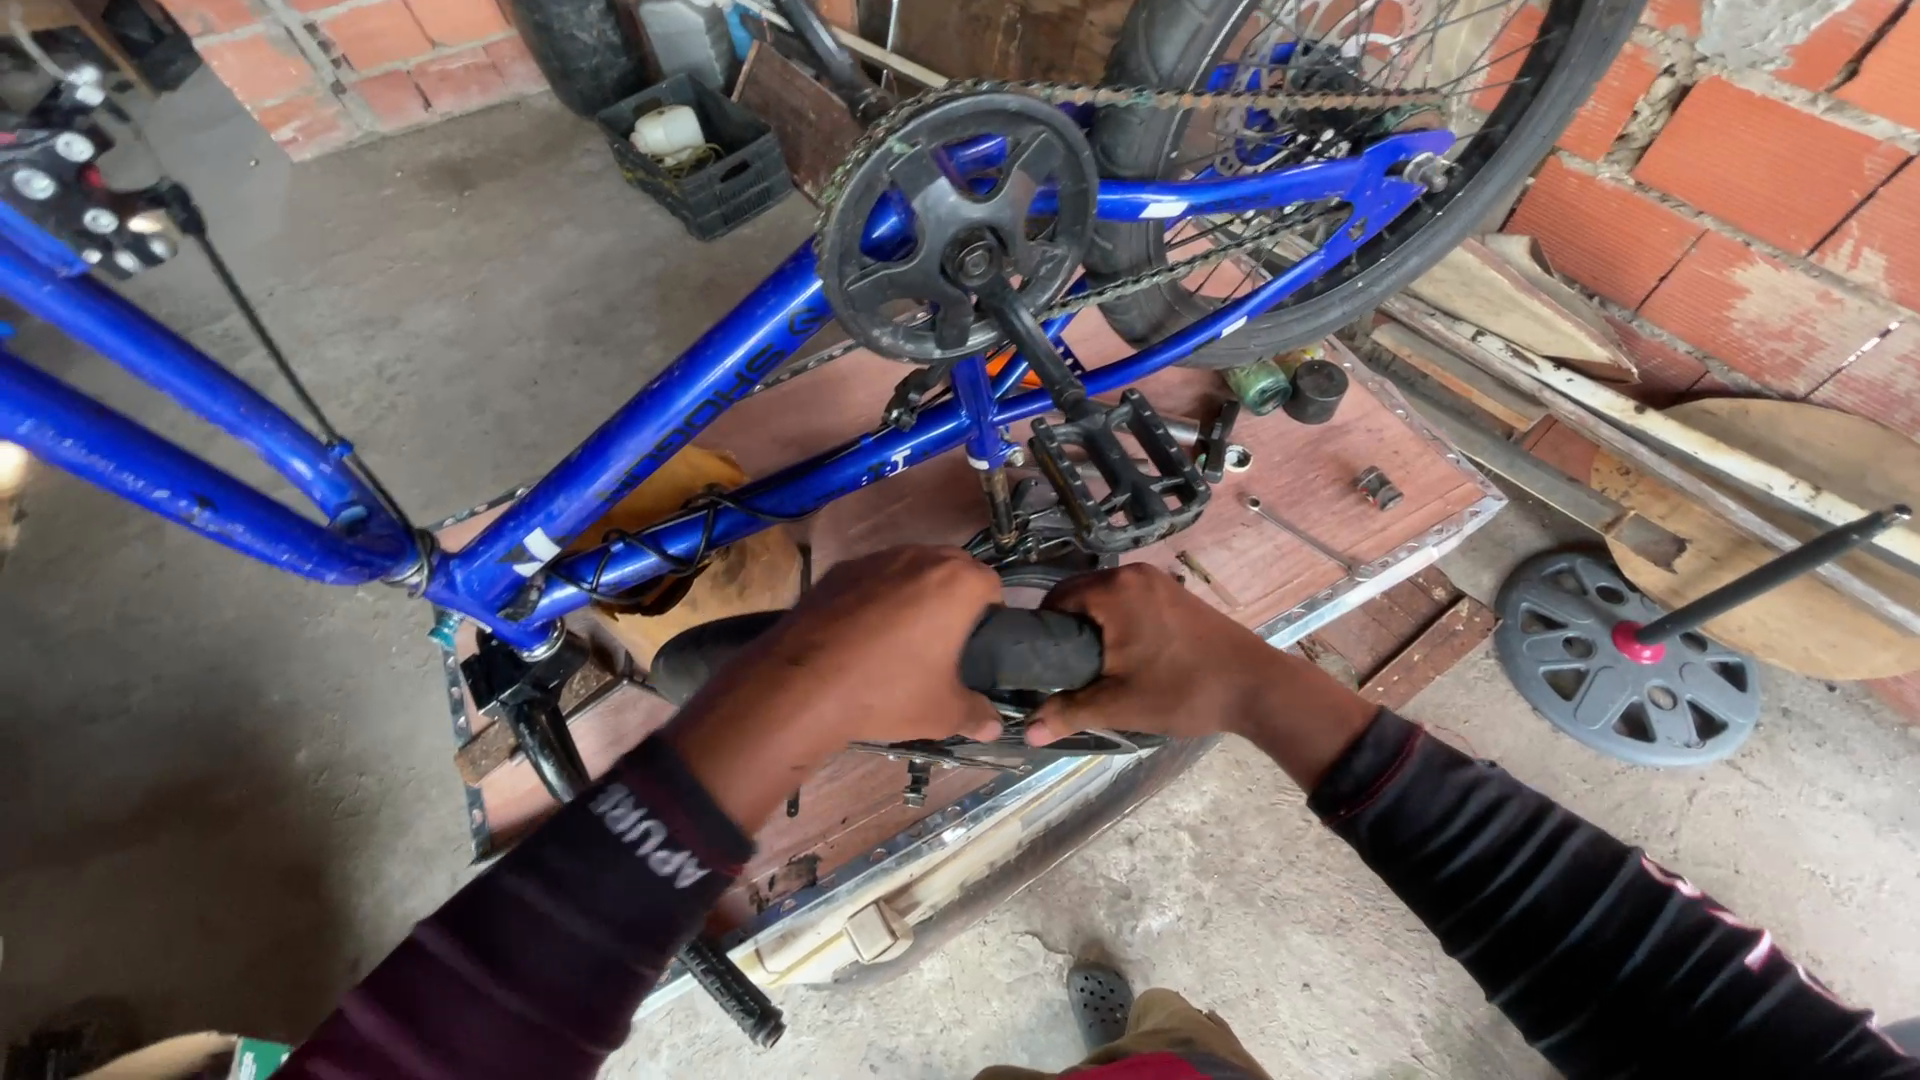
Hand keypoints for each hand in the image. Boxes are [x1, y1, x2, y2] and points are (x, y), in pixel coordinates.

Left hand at [666, 546, 1003, 826]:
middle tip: (945, 637)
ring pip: (910, 568)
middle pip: (952, 568)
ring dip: (915, 592)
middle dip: (954, 596)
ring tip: (902, 635)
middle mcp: (920, 557)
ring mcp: (876, 558)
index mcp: (957, 583)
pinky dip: (876, 596)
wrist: (803, 686)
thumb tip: (993, 726)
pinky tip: (863, 633)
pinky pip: (872, 577)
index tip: (978, 640)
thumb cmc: (887, 691)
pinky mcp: (839, 570)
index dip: (990, 612)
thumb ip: (976, 715)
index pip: (991, 584)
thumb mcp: (942, 713)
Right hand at [1025, 564, 1376, 789]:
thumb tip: (1026, 732)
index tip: (1037, 662)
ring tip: (1088, 663)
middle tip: (1060, 667)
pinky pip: (1129, 598)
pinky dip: (1116, 619)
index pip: (1055, 599)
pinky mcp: (1174, 592)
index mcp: (1113, 590)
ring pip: (1104, 596)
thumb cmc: (1183, 689)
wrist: (1257, 687)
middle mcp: (1132, 573)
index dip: (1040, 630)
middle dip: (1065, 627)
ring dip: (1092, 623)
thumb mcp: (1119, 704)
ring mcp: (1157, 579)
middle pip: (1078, 593)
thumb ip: (1069, 712)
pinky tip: (1121, 652)